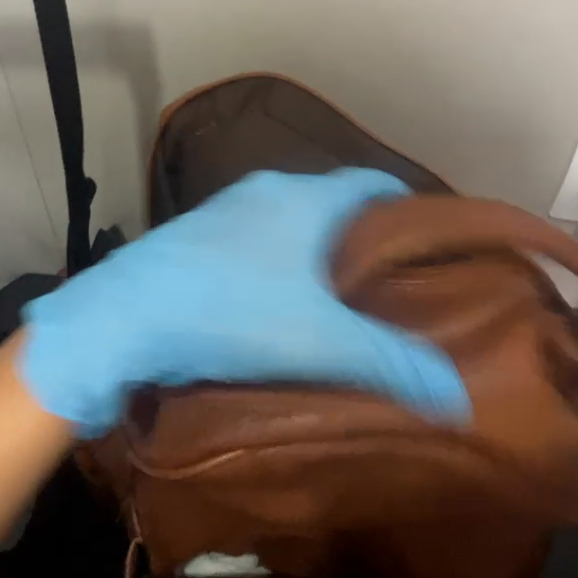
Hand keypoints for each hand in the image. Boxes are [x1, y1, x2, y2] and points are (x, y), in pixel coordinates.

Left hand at [17, 168, 471, 435]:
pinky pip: (250, 234)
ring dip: (311, 244)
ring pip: (286, 217)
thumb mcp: (319, 343)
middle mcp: (266, 190)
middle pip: (328, 199)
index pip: (368, 181)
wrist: (119, 318)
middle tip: (384, 274)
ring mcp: (222, 208)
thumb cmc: (231, 314)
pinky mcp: (191, 233)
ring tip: (332, 288)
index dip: (400, 199)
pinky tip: (270, 295)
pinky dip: (273, 255)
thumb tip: (458, 397)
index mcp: (304, 199)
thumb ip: (390, 363)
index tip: (421, 228)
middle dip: (358, 231)